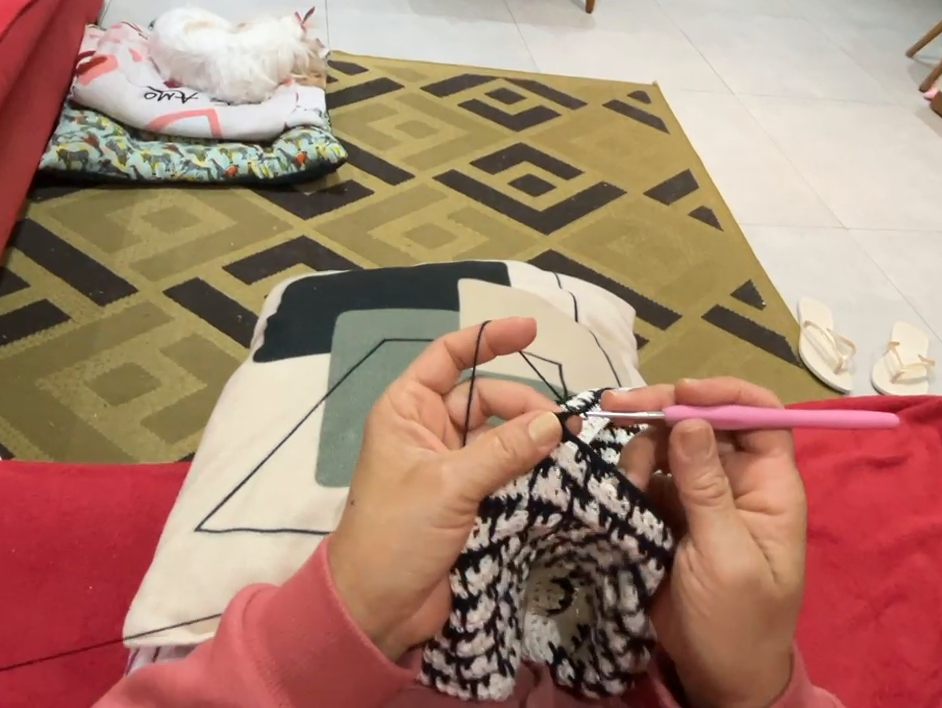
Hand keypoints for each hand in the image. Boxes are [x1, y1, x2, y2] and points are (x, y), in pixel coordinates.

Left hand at [328, 317, 564, 659]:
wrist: (376, 611)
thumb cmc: (397, 532)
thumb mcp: (449, 485)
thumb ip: (504, 451)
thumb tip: (556, 421)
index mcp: (407, 408)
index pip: (449, 356)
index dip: (488, 338)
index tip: (531, 330)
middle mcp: (427, 426)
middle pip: (483, 396)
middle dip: (521, 403)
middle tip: (562, 427)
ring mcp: (446, 461)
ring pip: (497, 432)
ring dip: (528, 436)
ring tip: (565, 448)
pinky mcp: (463, 495)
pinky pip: (501, 466)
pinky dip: (526, 464)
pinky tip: (556, 469)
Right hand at [601, 379, 807, 707]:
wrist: (712, 676)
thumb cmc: (737, 622)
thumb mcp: (725, 557)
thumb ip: (707, 489)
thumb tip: (689, 420)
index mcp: (768, 486)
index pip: (760, 416)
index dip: (724, 394)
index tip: (682, 391)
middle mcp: (735, 478)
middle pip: (702, 418)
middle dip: (661, 408)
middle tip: (613, 407)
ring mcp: (699, 489)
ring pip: (666, 439)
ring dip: (640, 447)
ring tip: (627, 482)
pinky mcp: (667, 505)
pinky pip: (646, 468)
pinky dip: (629, 471)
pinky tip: (622, 491)